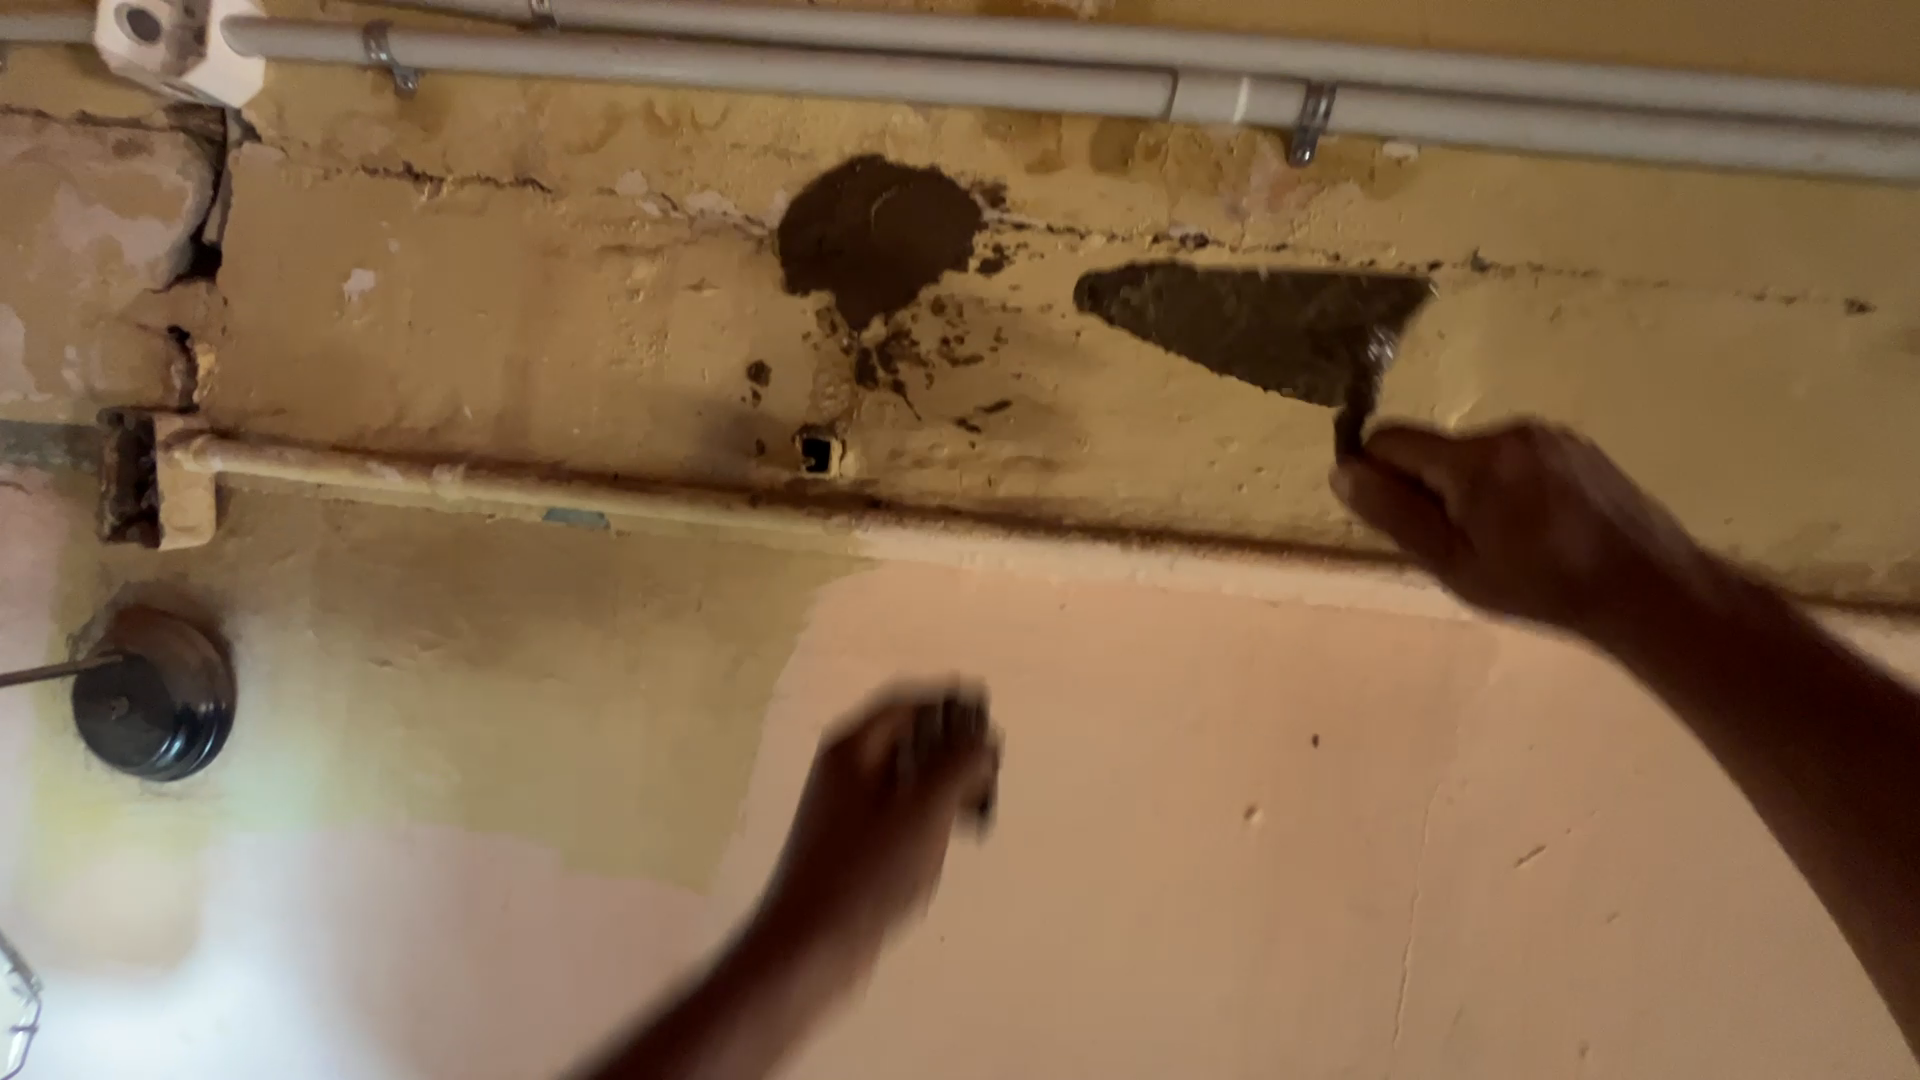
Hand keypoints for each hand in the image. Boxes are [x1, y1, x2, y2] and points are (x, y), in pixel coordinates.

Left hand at [750, 690, 1001, 982]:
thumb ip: (958, 765)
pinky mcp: (852, 839)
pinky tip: (949, 832)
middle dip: (952, 746)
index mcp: (853, 748)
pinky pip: (898, 807)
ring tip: (979, 801)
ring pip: (906, 775)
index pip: (907, 704)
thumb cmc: (867, 870)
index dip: (949, 704)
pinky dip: (929, 809)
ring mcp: (846, 806)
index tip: (986, 715)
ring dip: (945, 780)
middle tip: (989, 765)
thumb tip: (983, 738)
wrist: (809, 945)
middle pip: (907, 737)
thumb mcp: (923, 810)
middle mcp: (846, 768)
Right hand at [1330, 421, 1710, 634]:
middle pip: (1429, 448)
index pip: (1387, 439)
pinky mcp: (1573, 445)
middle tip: (1451, 541)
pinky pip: (1507, 457)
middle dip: (1423, 487)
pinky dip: (1499, 484)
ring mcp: (1546, 436)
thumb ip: (1392, 513)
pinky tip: (1529, 524)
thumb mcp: (1449, 561)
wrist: (1652, 591)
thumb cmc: (1538, 586)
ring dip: (1462, 488)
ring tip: (1496, 537)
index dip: (1374, 474)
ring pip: (1467, 454)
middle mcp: (1508, 432)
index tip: (1395, 517)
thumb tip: (1341, 471)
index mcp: (1473, 460)